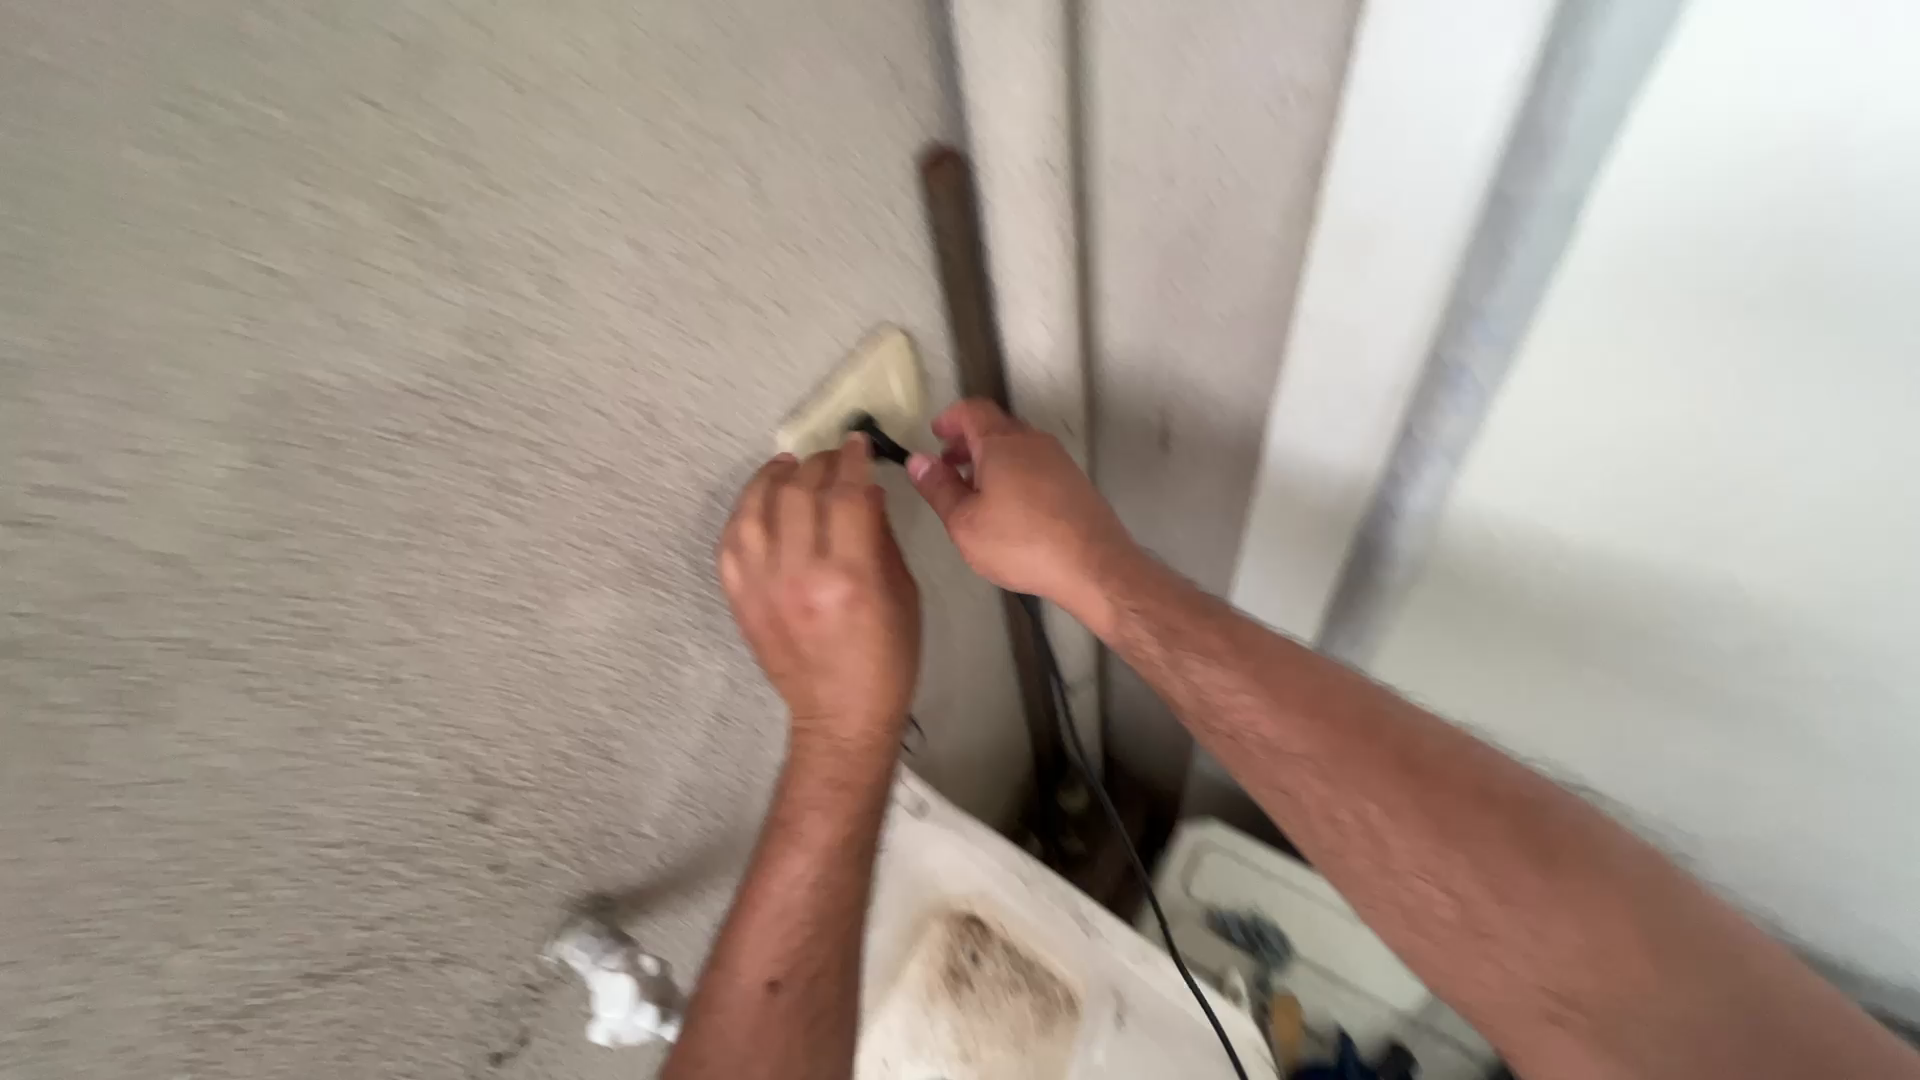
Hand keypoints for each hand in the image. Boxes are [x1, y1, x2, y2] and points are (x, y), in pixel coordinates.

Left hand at [718, 434, 920, 756]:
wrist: (840, 714)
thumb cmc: (888, 657)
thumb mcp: (903, 592)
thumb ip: (880, 536)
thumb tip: (864, 489)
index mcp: (849, 575)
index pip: (846, 493)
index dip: (852, 459)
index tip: (858, 444)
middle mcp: (798, 574)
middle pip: (798, 492)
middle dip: (817, 462)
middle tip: (831, 456)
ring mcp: (761, 586)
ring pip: (754, 509)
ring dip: (771, 477)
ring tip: (788, 465)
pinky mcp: (740, 599)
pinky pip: (730, 542)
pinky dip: (744, 512)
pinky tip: (760, 501)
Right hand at [905, 399, 1137, 618]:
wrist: (1093, 566)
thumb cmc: (1021, 543)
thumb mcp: (965, 522)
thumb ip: (938, 488)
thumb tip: (917, 461)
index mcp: (1002, 442)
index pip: (972, 410)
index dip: (950, 418)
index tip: (936, 434)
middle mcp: (1033, 442)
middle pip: (997, 426)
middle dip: (969, 442)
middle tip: (949, 465)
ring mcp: (1059, 461)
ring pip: (1018, 447)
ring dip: (992, 460)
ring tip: (975, 491)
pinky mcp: (1075, 483)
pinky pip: (1036, 466)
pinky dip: (1015, 474)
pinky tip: (1009, 508)